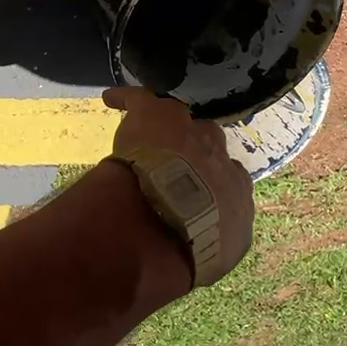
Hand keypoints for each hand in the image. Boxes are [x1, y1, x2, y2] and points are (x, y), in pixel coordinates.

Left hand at [104, 86, 254, 286]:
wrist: (173, 215)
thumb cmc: (199, 242)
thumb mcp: (222, 248)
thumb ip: (222, 234)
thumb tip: (214, 234)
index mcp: (236, 185)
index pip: (231, 174)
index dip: (213, 177)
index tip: (201, 185)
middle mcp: (215, 151)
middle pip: (208, 138)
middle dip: (195, 145)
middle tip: (176, 156)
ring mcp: (184, 128)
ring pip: (177, 115)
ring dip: (166, 122)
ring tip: (150, 127)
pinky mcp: (153, 112)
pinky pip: (137, 98)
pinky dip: (124, 98)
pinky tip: (110, 98)